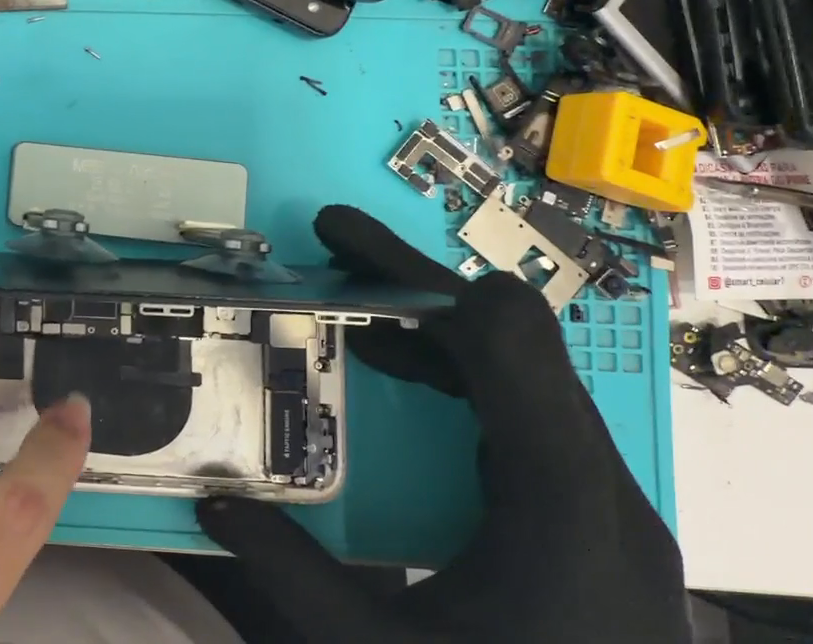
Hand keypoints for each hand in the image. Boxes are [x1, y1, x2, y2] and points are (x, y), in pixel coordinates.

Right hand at [196, 206, 686, 643]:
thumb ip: (291, 574)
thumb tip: (212, 505)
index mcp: (559, 498)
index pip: (504, 338)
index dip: (417, 274)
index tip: (336, 240)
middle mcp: (595, 483)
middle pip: (514, 340)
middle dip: (414, 288)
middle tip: (327, 261)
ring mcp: (600, 500)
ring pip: (524, 374)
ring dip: (435, 332)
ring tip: (351, 321)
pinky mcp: (589, 517)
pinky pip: (523, 413)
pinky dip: (456, 377)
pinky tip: (402, 388)